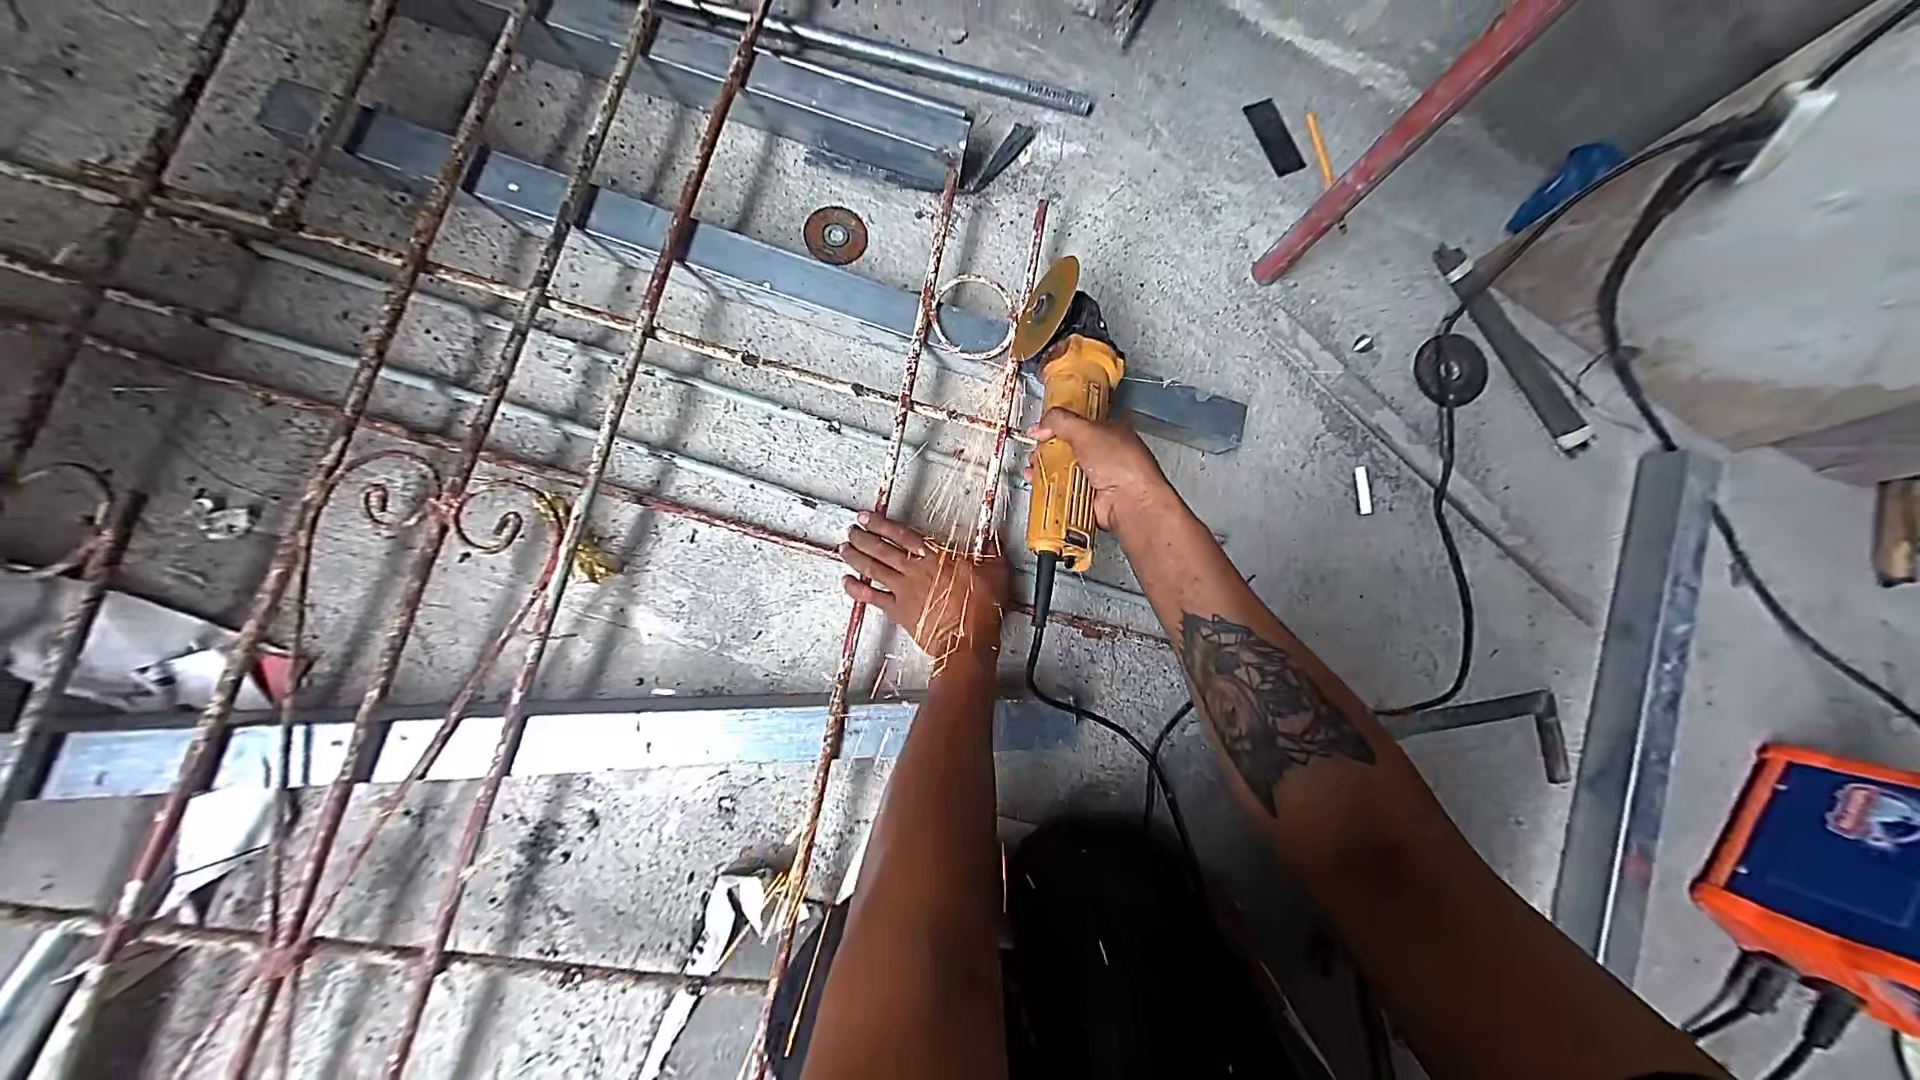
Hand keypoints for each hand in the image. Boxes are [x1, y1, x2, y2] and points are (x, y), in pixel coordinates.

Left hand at [839, 514, 1008, 660]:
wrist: (967, 639)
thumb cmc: (980, 609)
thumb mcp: (995, 573)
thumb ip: (991, 553)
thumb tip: (994, 539)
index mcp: (935, 557)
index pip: (902, 534)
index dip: (882, 524)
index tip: (868, 517)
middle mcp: (915, 570)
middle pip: (881, 548)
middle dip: (863, 537)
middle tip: (852, 529)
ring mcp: (904, 590)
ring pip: (873, 569)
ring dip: (856, 557)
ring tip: (845, 548)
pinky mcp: (899, 611)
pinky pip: (872, 597)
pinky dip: (856, 589)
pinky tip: (846, 582)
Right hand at [1025, 408, 1174, 531]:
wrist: (1129, 503)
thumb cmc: (1120, 464)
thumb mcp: (1086, 431)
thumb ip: (1061, 421)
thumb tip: (1042, 423)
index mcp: (1110, 431)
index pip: (1079, 423)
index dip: (1058, 424)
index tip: (1040, 429)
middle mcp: (1105, 454)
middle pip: (1068, 448)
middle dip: (1047, 450)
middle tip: (1035, 452)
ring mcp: (1097, 478)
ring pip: (1064, 471)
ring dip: (1045, 471)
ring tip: (1032, 470)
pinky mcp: (1089, 498)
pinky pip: (1064, 491)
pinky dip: (1051, 490)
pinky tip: (1039, 486)